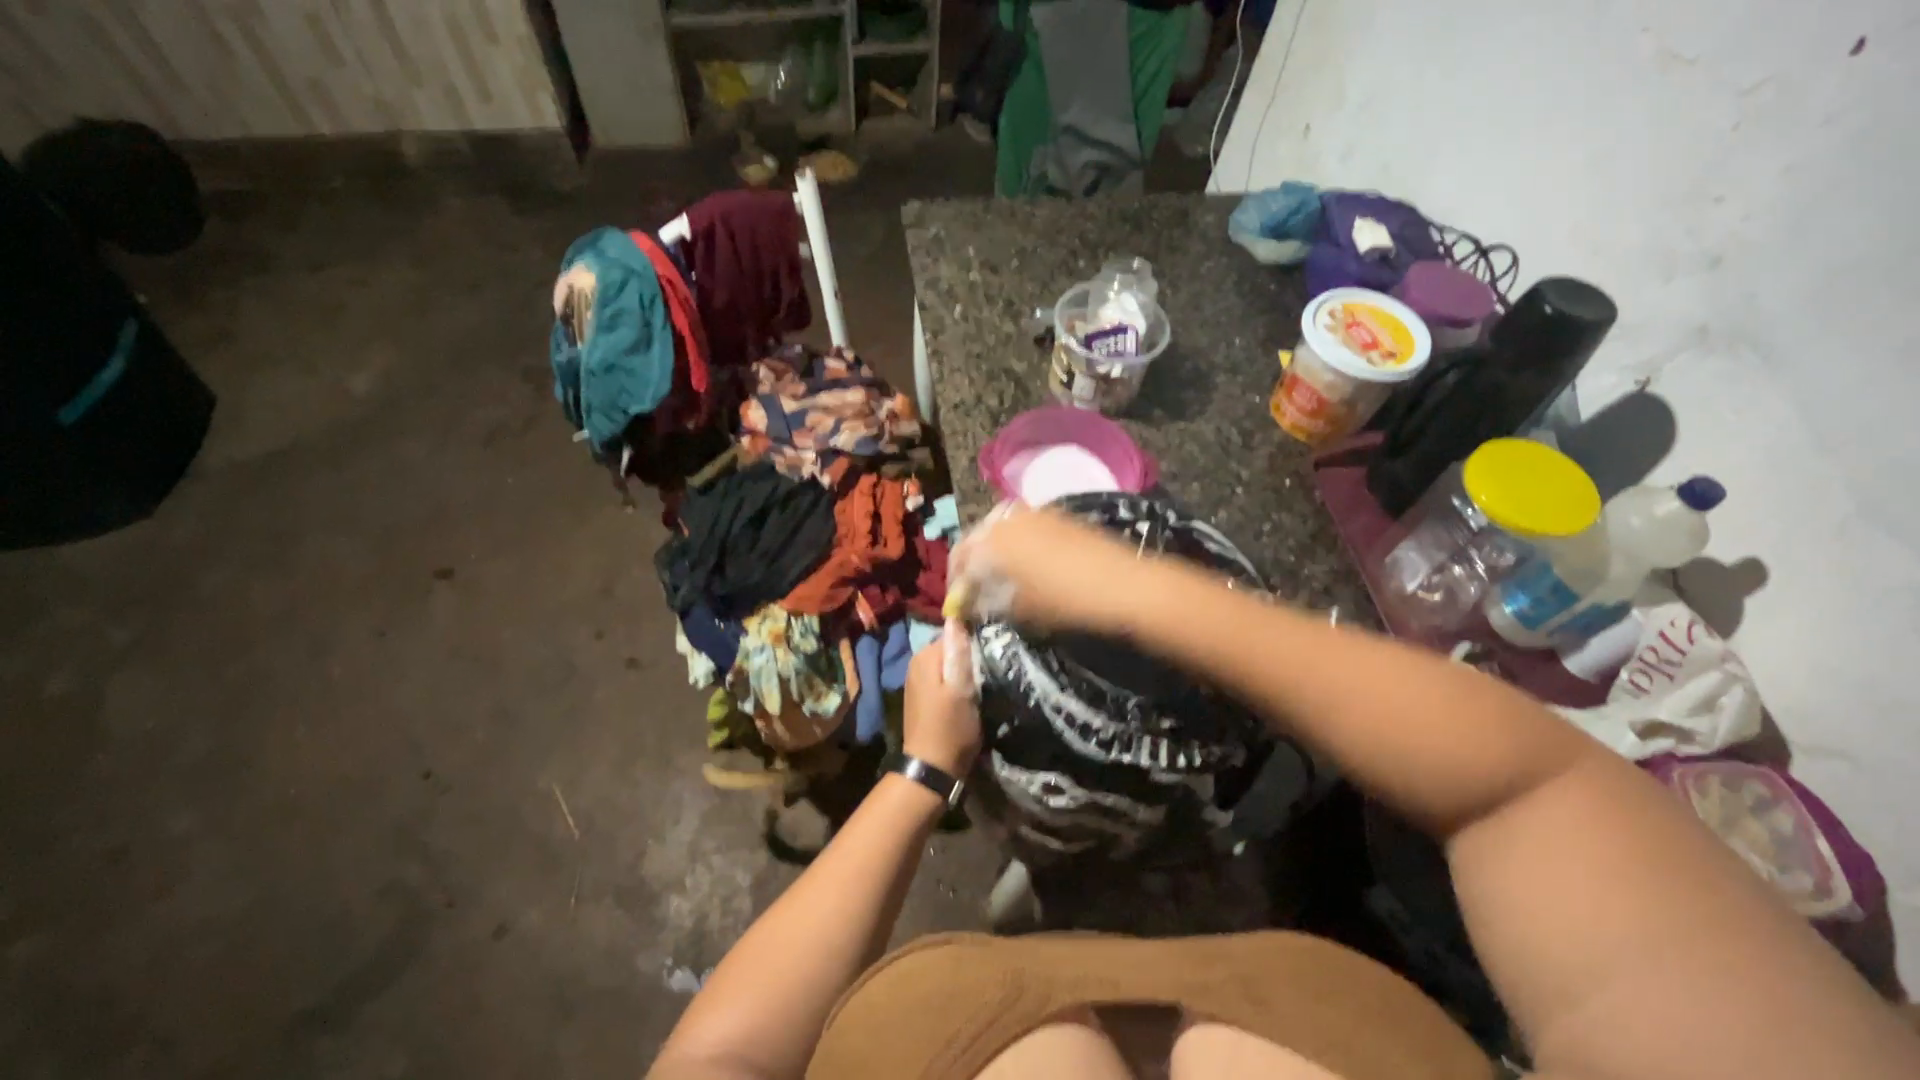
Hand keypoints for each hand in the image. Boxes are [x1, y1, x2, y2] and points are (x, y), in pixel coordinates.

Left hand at [901, 624, 980, 775]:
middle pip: (950, 647)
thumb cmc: (951, 728)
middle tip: (994, 665)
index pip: (953, 631)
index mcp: (925, 657)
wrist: (932, 768)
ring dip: (966, 669)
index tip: (995, 647)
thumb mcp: (961, 689)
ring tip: (986, 679)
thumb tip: (956, 616)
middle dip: (970, 653)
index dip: (974, 637)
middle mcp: (917, 663)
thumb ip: (958, 653)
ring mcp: (918, 680)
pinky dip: (957, 682)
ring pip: (949, 663)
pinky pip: (944, 677)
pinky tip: (972, 692)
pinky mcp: (923, 696)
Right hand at [948, 502, 1152, 633]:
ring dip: (994, 548)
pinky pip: (1024, 525)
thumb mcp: (1022, 608)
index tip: (958, 601)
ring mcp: (1035, 513)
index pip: (961, 556)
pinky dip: (1016, 541)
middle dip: (973, 560)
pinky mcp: (1057, 515)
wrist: (1124, 583)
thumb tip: (974, 601)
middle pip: (978, 537)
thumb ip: (991, 600)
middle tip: (974, 586)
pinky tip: (1024, 562)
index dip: (957, 580)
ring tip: (998, 574)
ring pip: (1000, 528)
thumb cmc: (1068, 601)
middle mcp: (1009, 519)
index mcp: (994, 541)